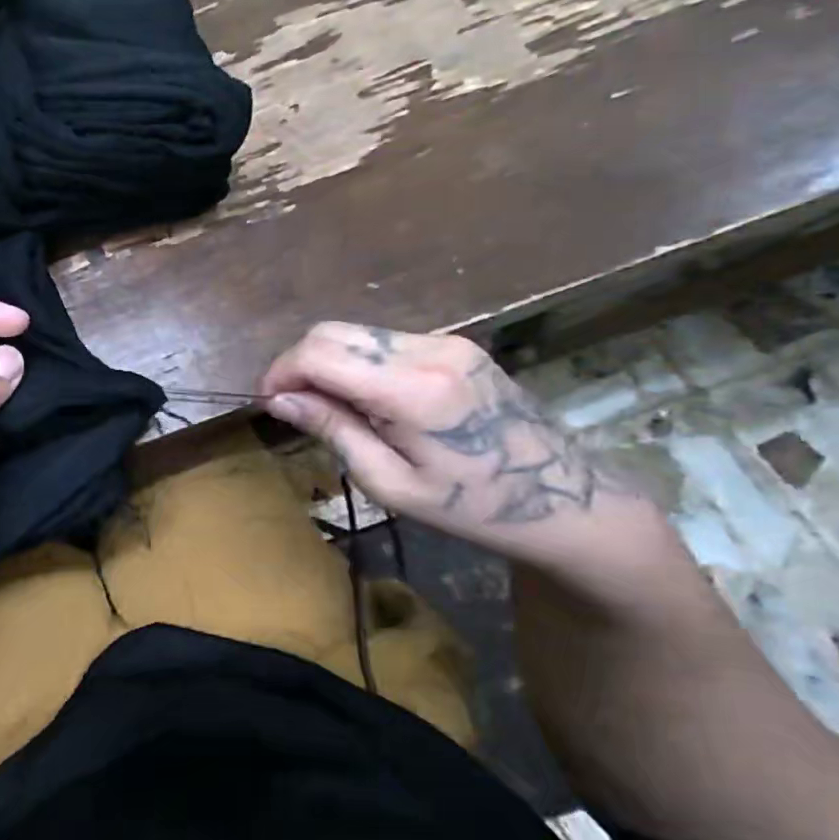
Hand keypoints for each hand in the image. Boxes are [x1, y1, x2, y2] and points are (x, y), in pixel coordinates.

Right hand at [258, 323, 672, 571]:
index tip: (269, 404)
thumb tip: (278, 399)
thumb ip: (332, 430)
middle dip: (297, 364)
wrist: (570, 504)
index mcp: (412, 389)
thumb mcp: (389, 482)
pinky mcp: (455, 347)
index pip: (318, 353)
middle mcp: (429, 351)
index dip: (280, 373)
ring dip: (324, 362)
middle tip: (292, 405)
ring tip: (326, 406)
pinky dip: (353, 362)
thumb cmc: (472, 507)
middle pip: (331, 332)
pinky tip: (362, 398)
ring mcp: (447, 343)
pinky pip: (381, 341)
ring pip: (353, 332)